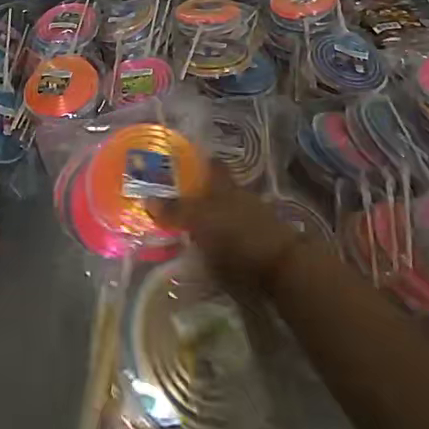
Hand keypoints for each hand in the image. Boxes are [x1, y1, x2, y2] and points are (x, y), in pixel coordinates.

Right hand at [152, 164, 302, 292]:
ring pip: (224, 217)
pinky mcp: (255, 247)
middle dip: (198, 198)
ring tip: (183, 236)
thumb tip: (148, 199)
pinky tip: (204, 257)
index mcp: (227, 187)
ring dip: (208, 224)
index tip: (180, 166)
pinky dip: (217, 245)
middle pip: (217, 192)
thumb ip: (177, 209)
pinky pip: (230, 240)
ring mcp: (250, 223)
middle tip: (172, 207)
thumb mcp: (202, 219)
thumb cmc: (238, 234)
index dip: (200, 162)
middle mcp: (240, 199)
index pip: (213, 166)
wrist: (280, 265)